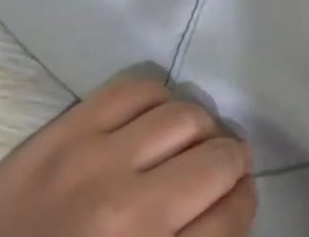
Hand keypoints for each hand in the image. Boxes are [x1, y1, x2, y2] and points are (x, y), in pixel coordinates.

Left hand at [0, 76, 254, 236]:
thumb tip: (224, 209)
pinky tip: (155, 119)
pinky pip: (136, 88)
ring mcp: (93, 159)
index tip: (237, 200)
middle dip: (231, 165)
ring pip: (184, 115)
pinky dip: (160, 98)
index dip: (243, 206)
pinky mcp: (65, 128)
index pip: (230, 220)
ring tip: (191, 144)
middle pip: (216, 160)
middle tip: (221, 173)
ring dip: (201, 129)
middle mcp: (127, 210)